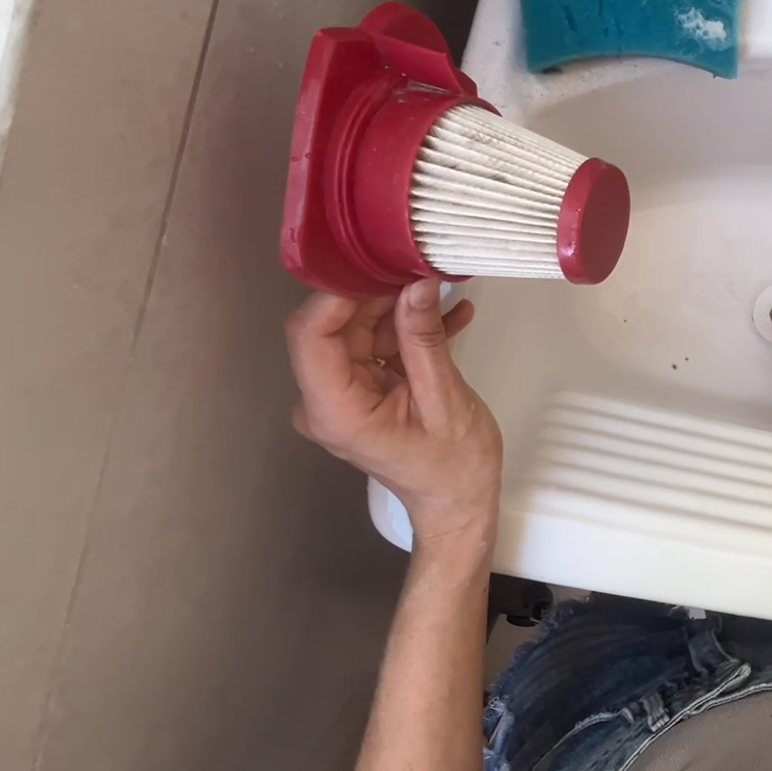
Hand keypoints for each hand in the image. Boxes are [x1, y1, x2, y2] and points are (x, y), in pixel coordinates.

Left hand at [285, 279, 502, 543]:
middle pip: (336, 328)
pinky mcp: (366, 390)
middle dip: (378, 296)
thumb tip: (416, 284)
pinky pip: (380, 348)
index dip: (339, 294)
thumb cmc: (454, 468)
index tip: (380, 266)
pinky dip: (412, 332)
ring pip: (361, 332)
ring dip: (402, 311)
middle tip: (421, 270)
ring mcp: (346, 395)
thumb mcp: (446, 401)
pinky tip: (451, 316)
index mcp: (337, 410)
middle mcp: (327, 401)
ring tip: (444, 290)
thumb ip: (425, 341)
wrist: (460, 504)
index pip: (312, 335)